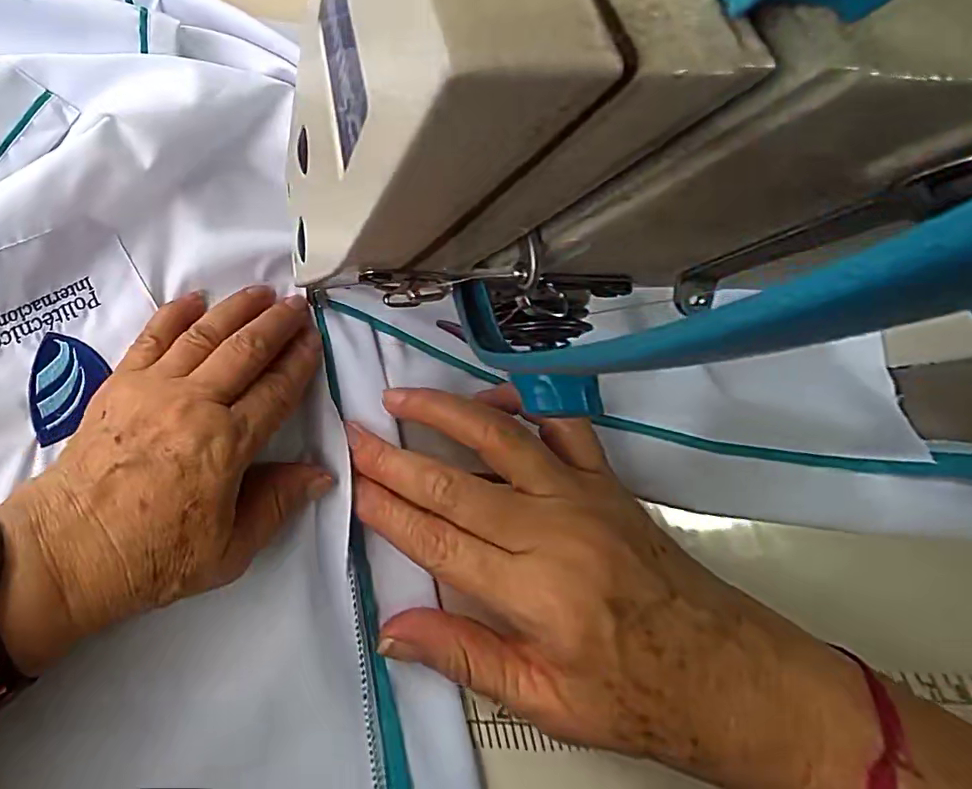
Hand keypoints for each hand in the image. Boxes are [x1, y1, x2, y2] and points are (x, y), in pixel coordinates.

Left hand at [0, 286, 331, 672]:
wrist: (78, 539)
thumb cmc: (155, 554)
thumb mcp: (229, 549)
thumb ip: (275, 503)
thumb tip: (318, 472)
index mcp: (227, 444)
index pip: (275, 392)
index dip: (299, 363)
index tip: (314, 340)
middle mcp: (193, 403)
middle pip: (244, 352)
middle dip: (275, 324)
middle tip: (296, 305)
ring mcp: (153, 387)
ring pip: (202, 336)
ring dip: (234, 310)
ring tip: (259, 292)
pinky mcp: (120, 381)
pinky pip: (151, 337)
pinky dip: (173, 314)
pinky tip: (193, 299)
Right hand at [349, 385, 879, 788]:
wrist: (753, 687)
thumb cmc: (643, 700)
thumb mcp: (549, 704)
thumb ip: (463, 658)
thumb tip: (388, 632)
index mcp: (538, 597)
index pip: (434, 539)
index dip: (383, 508)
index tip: (347, 483)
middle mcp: (556, 537)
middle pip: (451, 484)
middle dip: (391, 457)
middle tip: (350, 435)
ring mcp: (585, 501)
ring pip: (499, 439)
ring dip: (441, 411)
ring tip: (395, 396)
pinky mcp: (608, 485)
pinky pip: (562, 426)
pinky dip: (522, 402)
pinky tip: (486, 397)